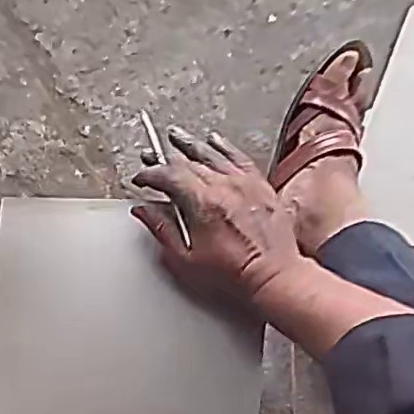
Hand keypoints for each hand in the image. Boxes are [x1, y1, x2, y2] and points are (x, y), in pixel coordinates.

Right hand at [131, 126, 310, 311]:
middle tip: (150, 156)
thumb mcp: (185, 259)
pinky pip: (239, 158)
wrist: (273, 277)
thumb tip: (144, 211)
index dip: (149, 174)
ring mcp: (245, 184)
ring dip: (190, 145)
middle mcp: (225, 187)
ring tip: (176, 137)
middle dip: (164, 159)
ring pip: (212, 154)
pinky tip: (215, 141)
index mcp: (203, 204)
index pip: (169, 176)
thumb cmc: (232, 276)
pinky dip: (224, 147)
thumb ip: (163, 230)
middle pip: (188, 162)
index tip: (139, 179)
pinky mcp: (260, 186)